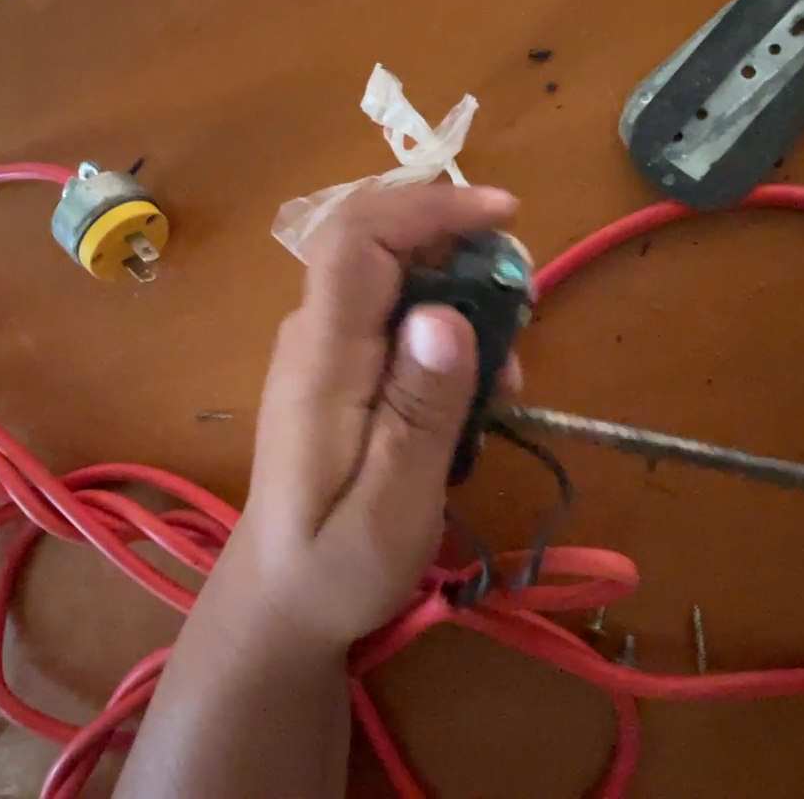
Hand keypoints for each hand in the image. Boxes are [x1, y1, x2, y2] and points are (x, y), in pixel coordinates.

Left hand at [215, 183, 519, 648]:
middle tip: (522, 304)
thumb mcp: (392, 509)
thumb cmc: (335, 565)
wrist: (282, 595)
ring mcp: (325, 348)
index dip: (428, 208)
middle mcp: (316, 335)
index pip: (358, 241)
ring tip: (506, 372)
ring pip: (395, 275)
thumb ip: (420, 414)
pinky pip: (397, 314)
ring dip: (461, 294)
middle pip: (379, 242)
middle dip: (457, 244)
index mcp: (322, 360)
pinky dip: (448, 328)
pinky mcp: (341, 365)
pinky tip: (477, 388)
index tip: (504, 216)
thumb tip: (448, 315)